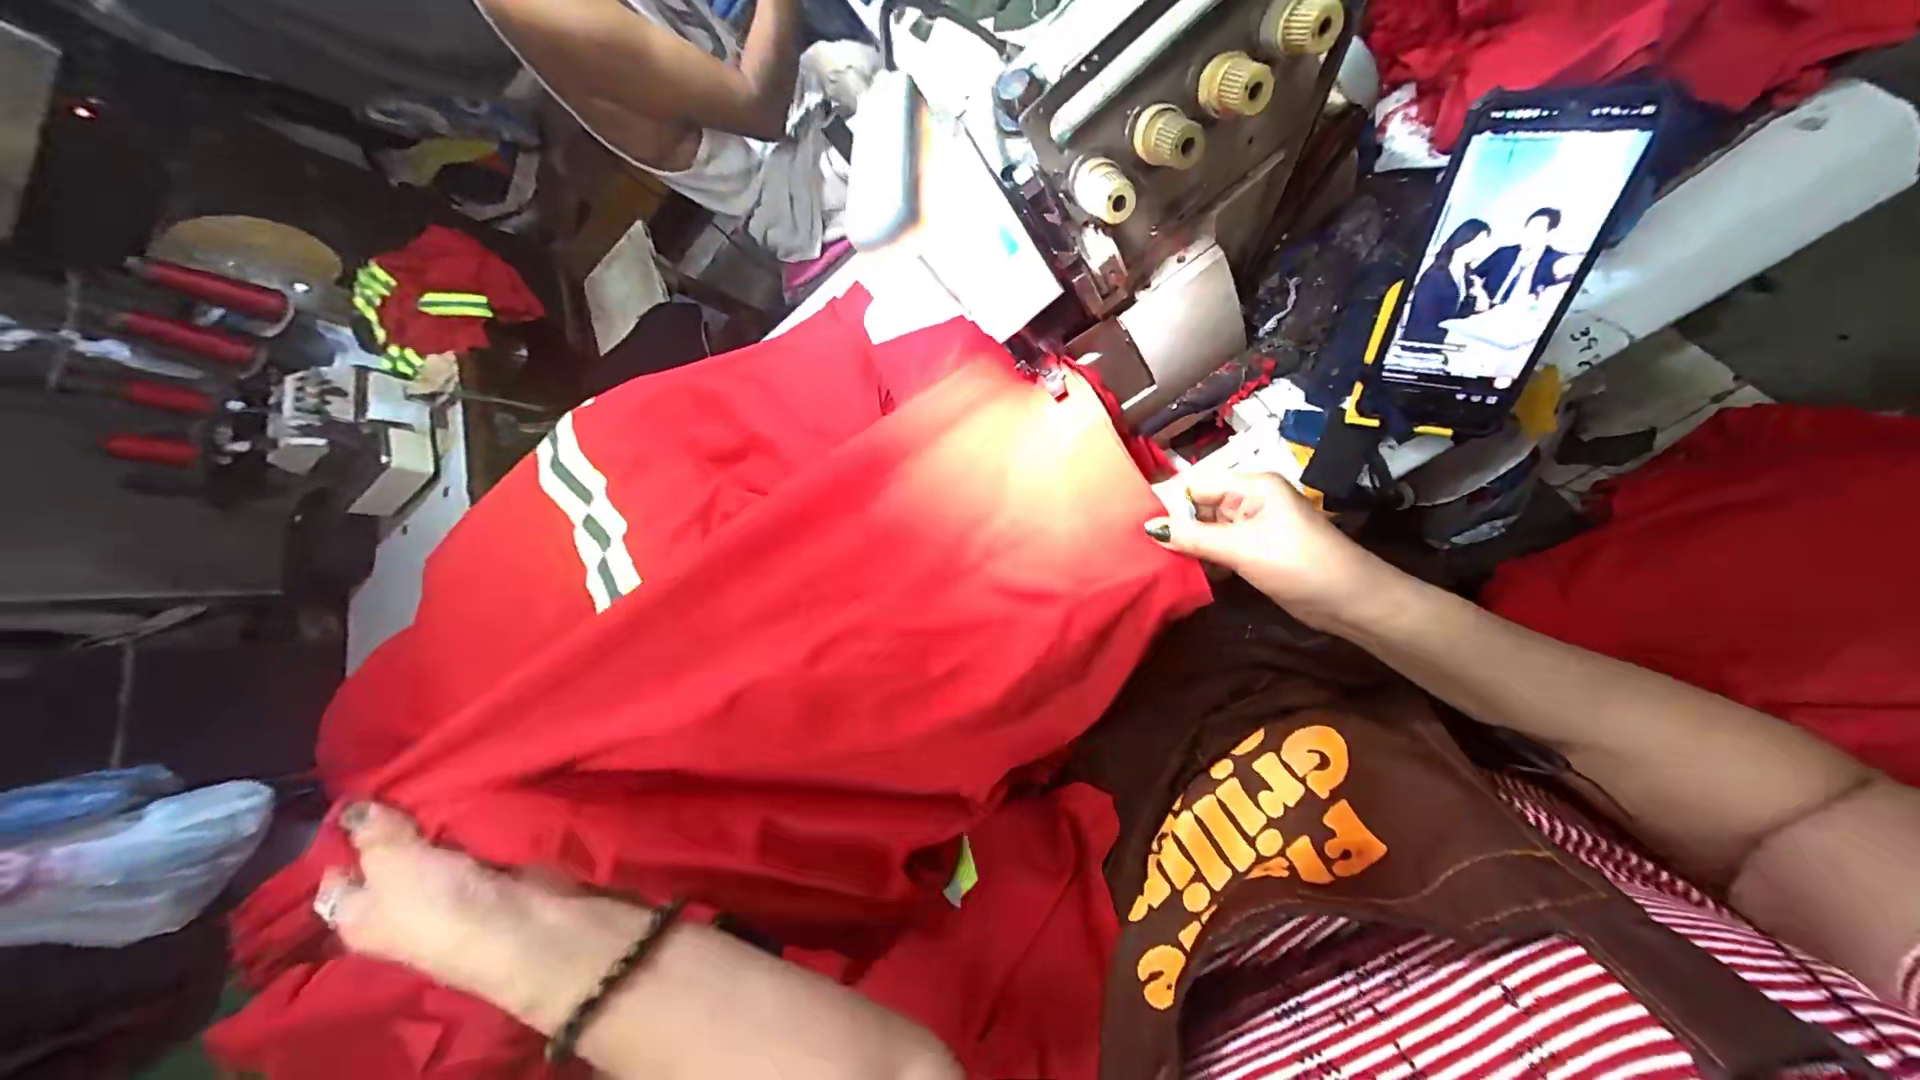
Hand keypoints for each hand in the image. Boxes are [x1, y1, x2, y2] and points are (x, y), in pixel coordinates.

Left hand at [316, 803, 651, 1033]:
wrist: (518, 923)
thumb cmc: (437, 904)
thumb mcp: (394, 866)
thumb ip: (375, 835)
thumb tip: (355, 809)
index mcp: (360, 915)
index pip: (340, 874)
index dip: (347, 836)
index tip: (365, 793)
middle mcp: (399, 904)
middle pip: (393, 853)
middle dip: (402, 817)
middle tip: (411, 775)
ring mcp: (447, 888)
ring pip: (436, 843)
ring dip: (442, 815)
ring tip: (446, 774)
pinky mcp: (488, 873)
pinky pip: (473, 839)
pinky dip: (474, 820)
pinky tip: (476, 791)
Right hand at [1145, 472, 1394, 631]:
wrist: (1351, 602)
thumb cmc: (1299, 564)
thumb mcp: (1242, 548)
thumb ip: (1193, 537)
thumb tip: (1148, 528)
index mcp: (1252, 486)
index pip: (1196, 485)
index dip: (1166, 501)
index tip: (1134, 522)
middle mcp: (1250, 500)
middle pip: (1198, 506)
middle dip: (1172, 524)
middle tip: (1137, 544)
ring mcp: (1252, 527)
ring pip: (1205, 529)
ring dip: (1184, 544)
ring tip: (1150, 558)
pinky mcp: (1253, 551)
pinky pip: (1217, 548)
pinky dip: (1200, 558)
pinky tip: (1179, 570)